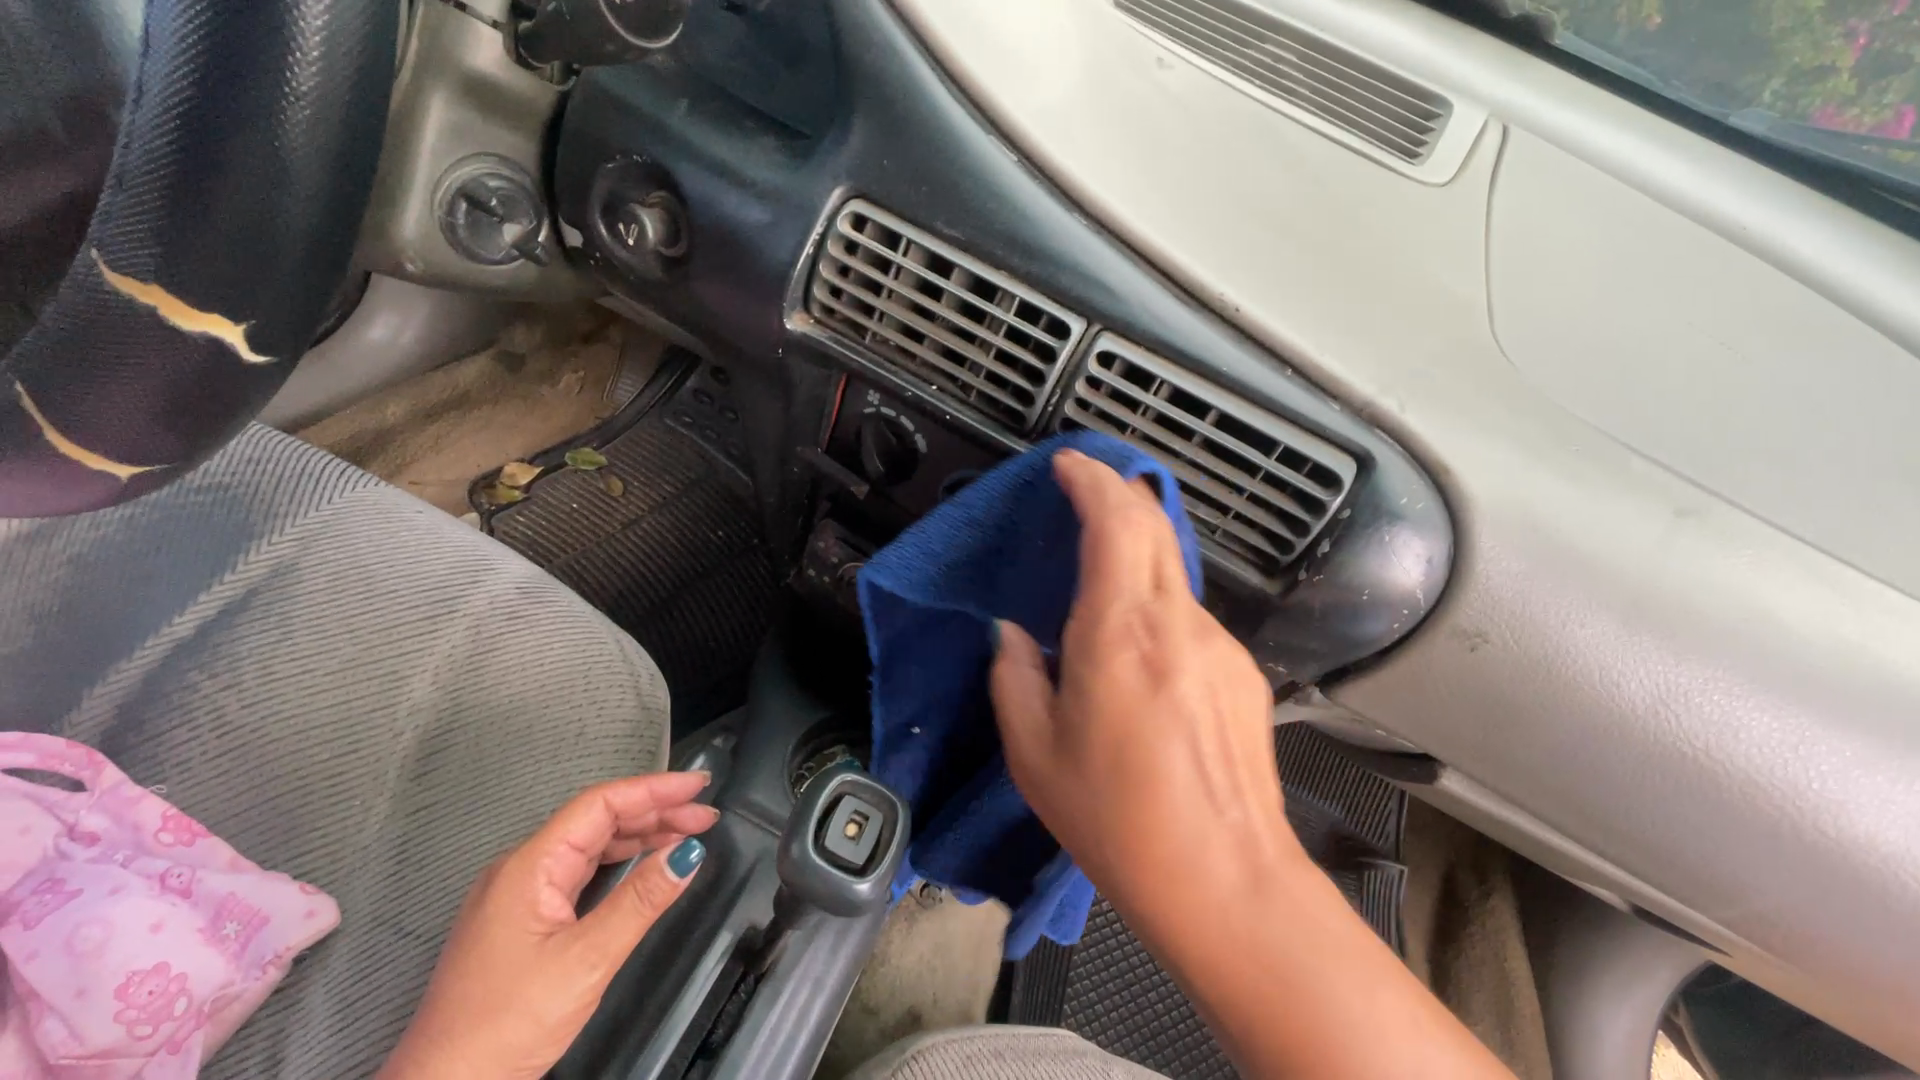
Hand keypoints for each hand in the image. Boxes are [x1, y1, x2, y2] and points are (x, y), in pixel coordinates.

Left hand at [378, 772, 719, 1079]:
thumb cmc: (510, 1023)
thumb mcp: (586, 961)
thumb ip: (640, 901)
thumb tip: (690, 853)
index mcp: (530, 866)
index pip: (599, 805)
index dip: (653, 789)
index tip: (699, 785)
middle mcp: (521, 869)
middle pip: (596, 821)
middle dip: (654, 812)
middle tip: (707, 814)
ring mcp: (518, 895)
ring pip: (589, 847)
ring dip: (640, 836)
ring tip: (689, 834)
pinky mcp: (522, 920)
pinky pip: (579, 873)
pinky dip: (619, 863)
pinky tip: (646, 867)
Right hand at [991, 449, 1300, 925]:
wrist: (1227, 882)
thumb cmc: (1119, 821)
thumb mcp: (1034, 753)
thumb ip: (1014, 677)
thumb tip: (1012, 637)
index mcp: (1120, 632)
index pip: (1117, 521)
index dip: (1093, 480)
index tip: (1069, 465)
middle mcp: (1178, 624)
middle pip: (1156, 526)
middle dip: (1119, 494)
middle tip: (1083, 490)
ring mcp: (1220, 647)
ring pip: (1175, 572)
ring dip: (1138, 555)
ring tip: (1100, 579)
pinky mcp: (1242, 675)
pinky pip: (1192, 617)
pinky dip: (1159, 605)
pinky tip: (1140, 651)